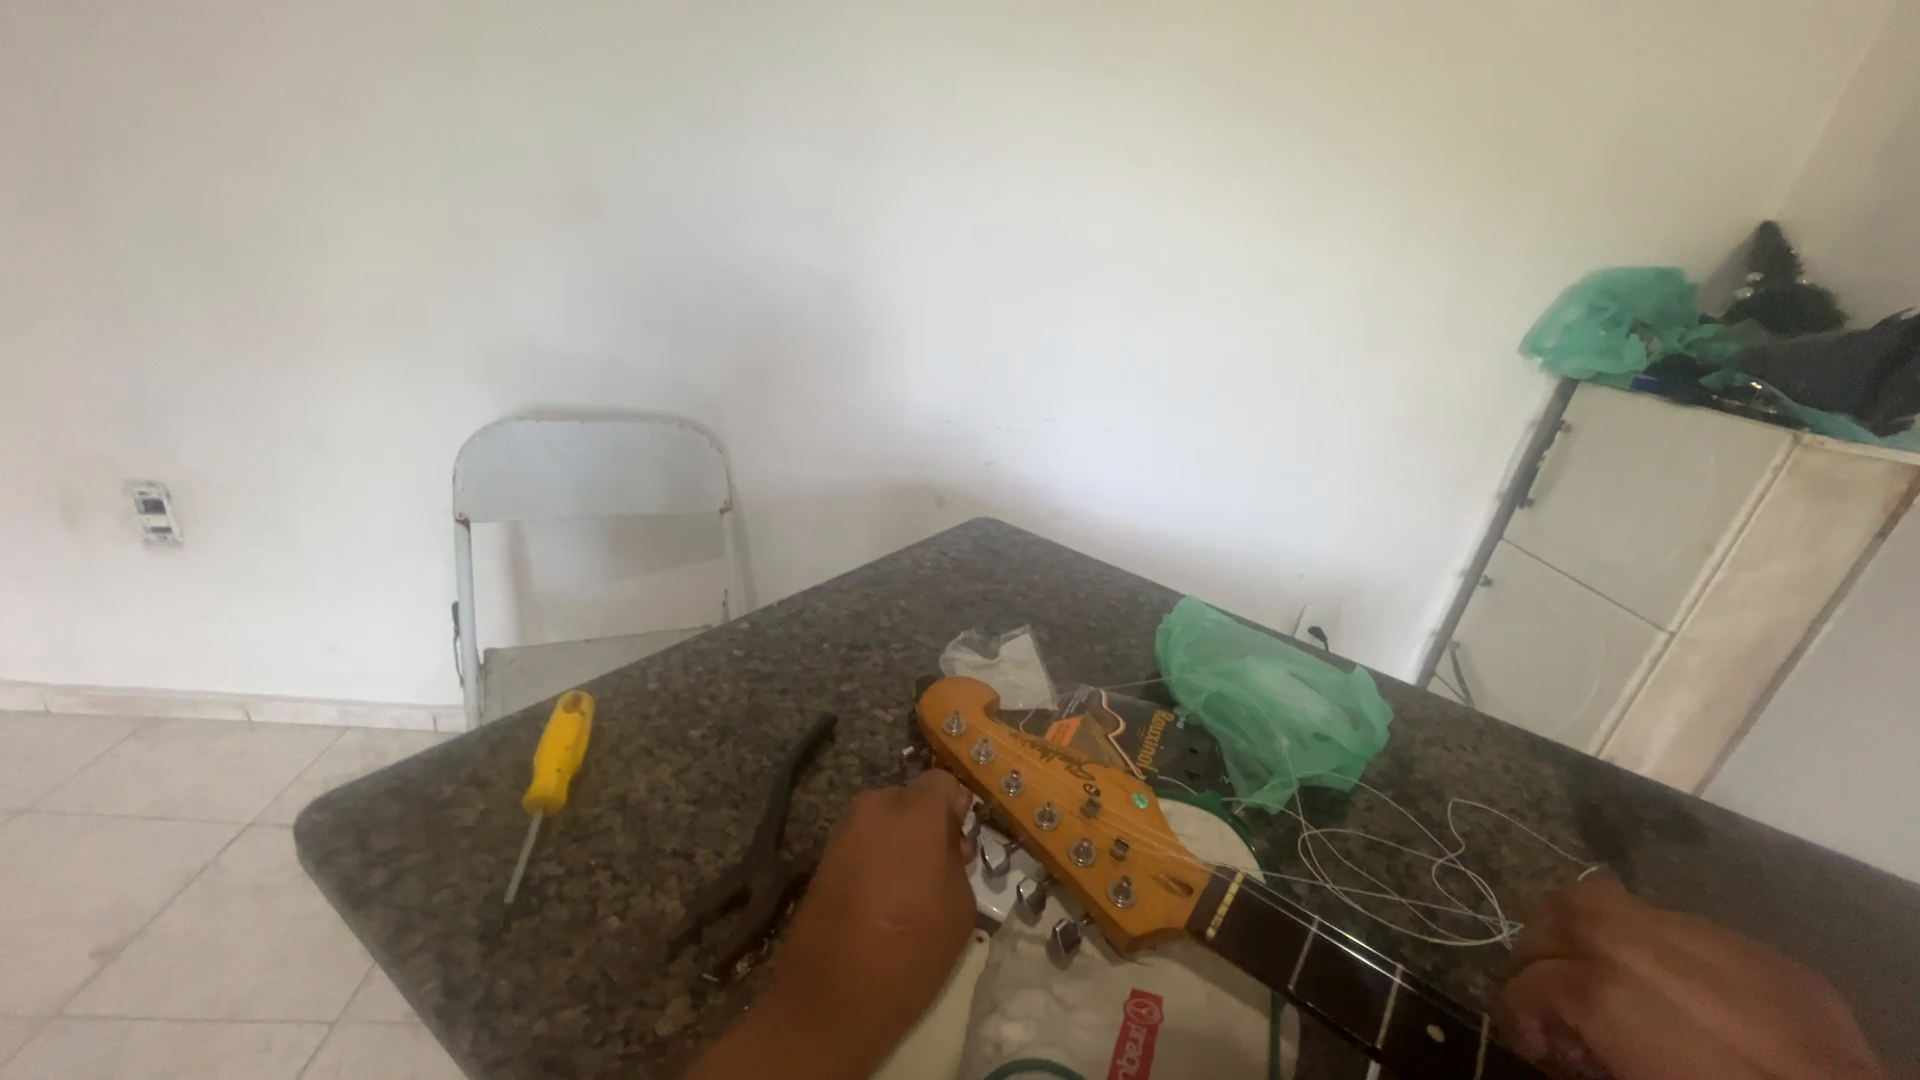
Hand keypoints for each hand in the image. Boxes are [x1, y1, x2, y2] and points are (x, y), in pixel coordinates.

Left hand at [685, 770, 977, 1079]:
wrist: (830, 999)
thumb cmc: (911, 949)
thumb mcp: (960, 904)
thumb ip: (957, 858)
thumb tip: (947, 841)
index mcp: (914, 810)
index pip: (943, 782)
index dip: (957, 808)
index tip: (963, 842)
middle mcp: (875, 807)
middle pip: (911, 800)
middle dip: (928, 824)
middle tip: (940, 868)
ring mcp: (843, 831)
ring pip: (885, 822)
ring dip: (900, 842)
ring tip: (911, 889)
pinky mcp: (823, 858)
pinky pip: (863, 843)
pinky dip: (877, 859)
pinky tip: (884, 899)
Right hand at [1499, 877, 1882, 1079]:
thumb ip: (1589, 1053)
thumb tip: (1548, 1034)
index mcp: (1626, 1007)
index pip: (1541, 979)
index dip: (1516, 1007)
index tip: (1530, 1041)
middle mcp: (1663, 957)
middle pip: (1571, 912)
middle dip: (1540, 948)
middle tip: (1545, 995)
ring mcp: (1727, 949)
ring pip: (1616, 898)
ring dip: (1584, 931)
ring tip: (1591, 976)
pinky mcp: (1775, 958)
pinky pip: (1681, 928)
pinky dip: (1651, 949)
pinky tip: (1670, 994)